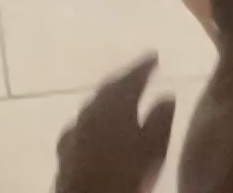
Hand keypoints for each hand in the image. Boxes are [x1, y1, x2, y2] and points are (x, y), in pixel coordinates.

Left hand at [56, 55, 175, 192]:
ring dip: (109, 98)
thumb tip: (167, 95)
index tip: (155, 56)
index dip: (144, 65)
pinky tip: (96, 128)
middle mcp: (91, 109)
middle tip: (141, 73)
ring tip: (121, 99)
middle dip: (125, 79)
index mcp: (114, 103)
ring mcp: (75, 129)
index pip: (131, 76)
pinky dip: (94, 119)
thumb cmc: (124, 175)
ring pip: (94, 105)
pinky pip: (83, 124)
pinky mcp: (65, 150)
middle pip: (110, 87)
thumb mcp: (153, 148)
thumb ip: (161, 118)